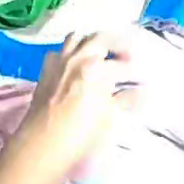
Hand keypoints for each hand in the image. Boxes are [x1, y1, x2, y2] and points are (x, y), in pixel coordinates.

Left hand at [1, 32, 135, 183]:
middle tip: (127, 56)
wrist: (42, 145)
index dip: (134, 72)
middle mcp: (77, 57)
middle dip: (117, 45)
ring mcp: (58, 62)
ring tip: (100, 55)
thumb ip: (126, 100)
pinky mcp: (45, 71)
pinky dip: (70, 53)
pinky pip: (58, 52)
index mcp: (96, 67)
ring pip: (77, 38)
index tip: (141, 81)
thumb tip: (141, 91)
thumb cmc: (81, 133)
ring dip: (91, 42)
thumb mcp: (109, 117)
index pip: (121, 65)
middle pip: (101, 39)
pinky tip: (74, 67)